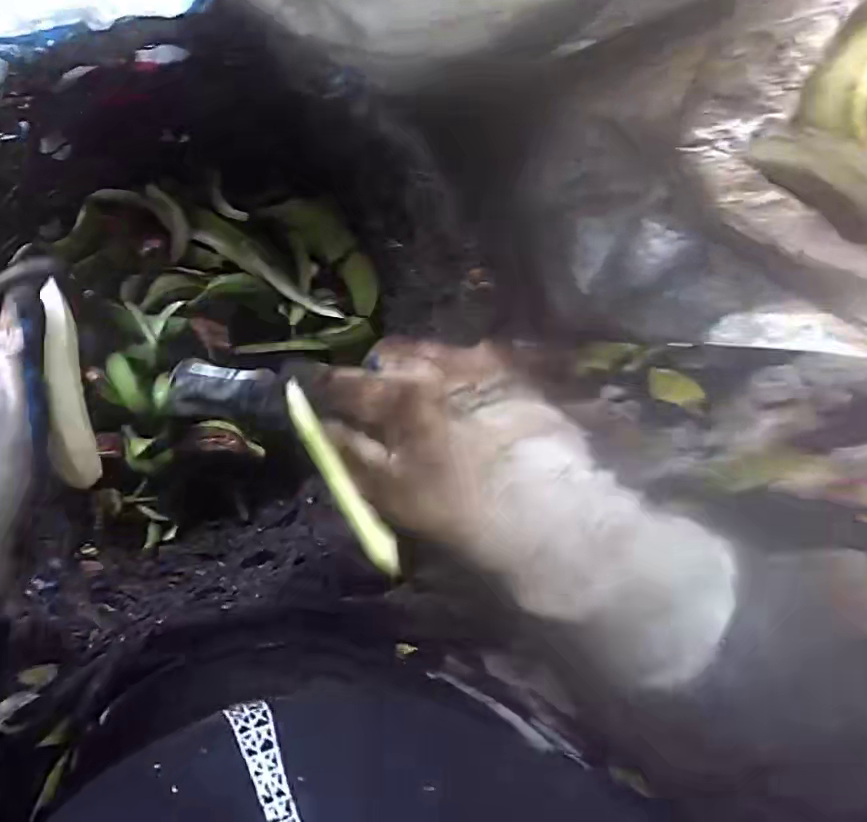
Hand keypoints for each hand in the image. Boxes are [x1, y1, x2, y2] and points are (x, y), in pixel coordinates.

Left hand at [0, 263, 45, 625]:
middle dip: (24, 302)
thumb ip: (11, 354)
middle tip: (65, 299)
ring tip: (66, 330)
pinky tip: (52, 375)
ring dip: (30, 332)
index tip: (48, 267)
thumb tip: (19, 301)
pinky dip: (32, 364)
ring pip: (1, 350)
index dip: (11, 279)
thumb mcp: (7, 407)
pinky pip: (9, 376)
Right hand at [304, 339, 555, 558]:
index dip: (320, 385)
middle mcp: (435, 366)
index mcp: (398, 394)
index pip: (342, 381)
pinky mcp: (515, 374)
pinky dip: (457, 373)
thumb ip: (348, 452)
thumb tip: (320, 424)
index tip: (308, 388)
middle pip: (387, 354)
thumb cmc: (461, 506)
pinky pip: (473, 360)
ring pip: (430, 352)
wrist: (558, 514)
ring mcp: (480, 364)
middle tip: (373, 396)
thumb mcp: (390, 490)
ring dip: (415, 367)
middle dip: (372, 370)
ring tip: (422, 395)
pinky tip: (464, 399)